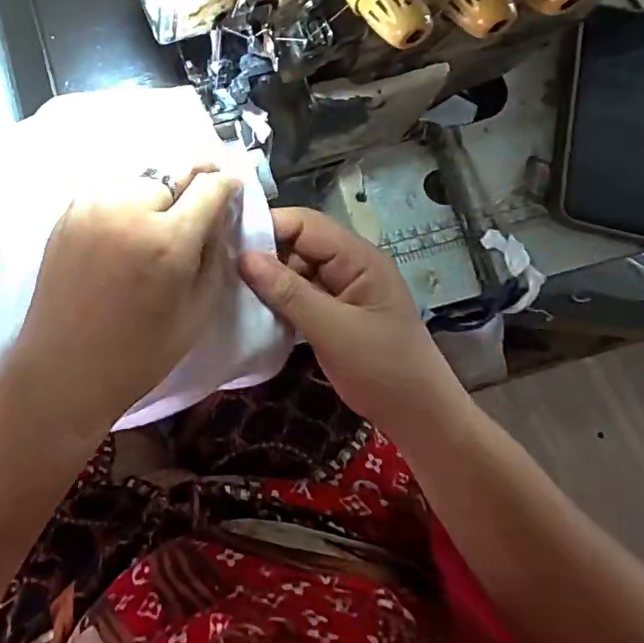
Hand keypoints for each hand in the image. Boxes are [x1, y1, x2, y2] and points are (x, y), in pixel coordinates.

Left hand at [5, 167, 243, 434]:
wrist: (63, 369)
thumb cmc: (140, 352)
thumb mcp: (197, 309)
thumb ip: (214, 252)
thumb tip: (220, 212)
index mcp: (167, 239)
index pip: (209, 184)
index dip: (226, 186)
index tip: (229, 192)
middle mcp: (127, 210)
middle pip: (172, 178)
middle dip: (184, 196)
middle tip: (184, 226)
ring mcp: (91, 208)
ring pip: (137, 181)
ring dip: (151, 198)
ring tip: (148, 233)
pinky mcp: (66, 214)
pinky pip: (108, 194)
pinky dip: (122, 205)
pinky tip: (120, 237)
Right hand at [239, 207, 466, 431]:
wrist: (421, 418)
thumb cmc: (384, 370)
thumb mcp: (333, 330)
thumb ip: (289, 292)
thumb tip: (244, 257)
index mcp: (358, 258)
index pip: (305, 224)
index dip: (268, 227)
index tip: (228, 244)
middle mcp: (349, 265)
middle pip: (298, 242)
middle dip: (263, 252)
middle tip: (222, 268)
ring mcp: (342, 289)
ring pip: (295, 268)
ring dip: (267, 278)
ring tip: (230, 288)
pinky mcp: (334, 311)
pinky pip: (299, 293)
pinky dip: (278, 299)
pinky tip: (253, 309)